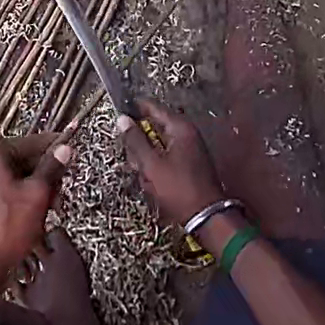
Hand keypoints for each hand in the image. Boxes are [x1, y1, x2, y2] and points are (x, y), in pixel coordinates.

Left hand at [0, 134, 72, 273]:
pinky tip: (40, 216)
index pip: (34, 141)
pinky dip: (31, 201)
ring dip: (42, 191)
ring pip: (26, 178)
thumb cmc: (7, 227)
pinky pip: (17, 193)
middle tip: (59, 192)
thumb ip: (52, 168)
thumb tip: (65, 149)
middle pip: (30, 160)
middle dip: (48, 176)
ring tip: (52, 208)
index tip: (71, 151)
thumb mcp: (37, 193)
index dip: (55, 147)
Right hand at [119, 99, 225, 226]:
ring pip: (158, 144)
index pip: (153, 107)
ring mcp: (189, 147)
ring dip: (147, 158)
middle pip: (154, 127)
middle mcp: (186, 132)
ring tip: (145, 176)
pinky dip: (157, 166)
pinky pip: (166, 156)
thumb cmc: (178, 188)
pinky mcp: (189, 162)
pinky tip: (152, 182)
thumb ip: (135, 141)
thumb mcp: (152, 165)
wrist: (206, 217)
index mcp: (180, 127)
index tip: (118, 114)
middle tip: (134, 161)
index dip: (134, 109)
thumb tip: (122, 119)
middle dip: (140, 143)